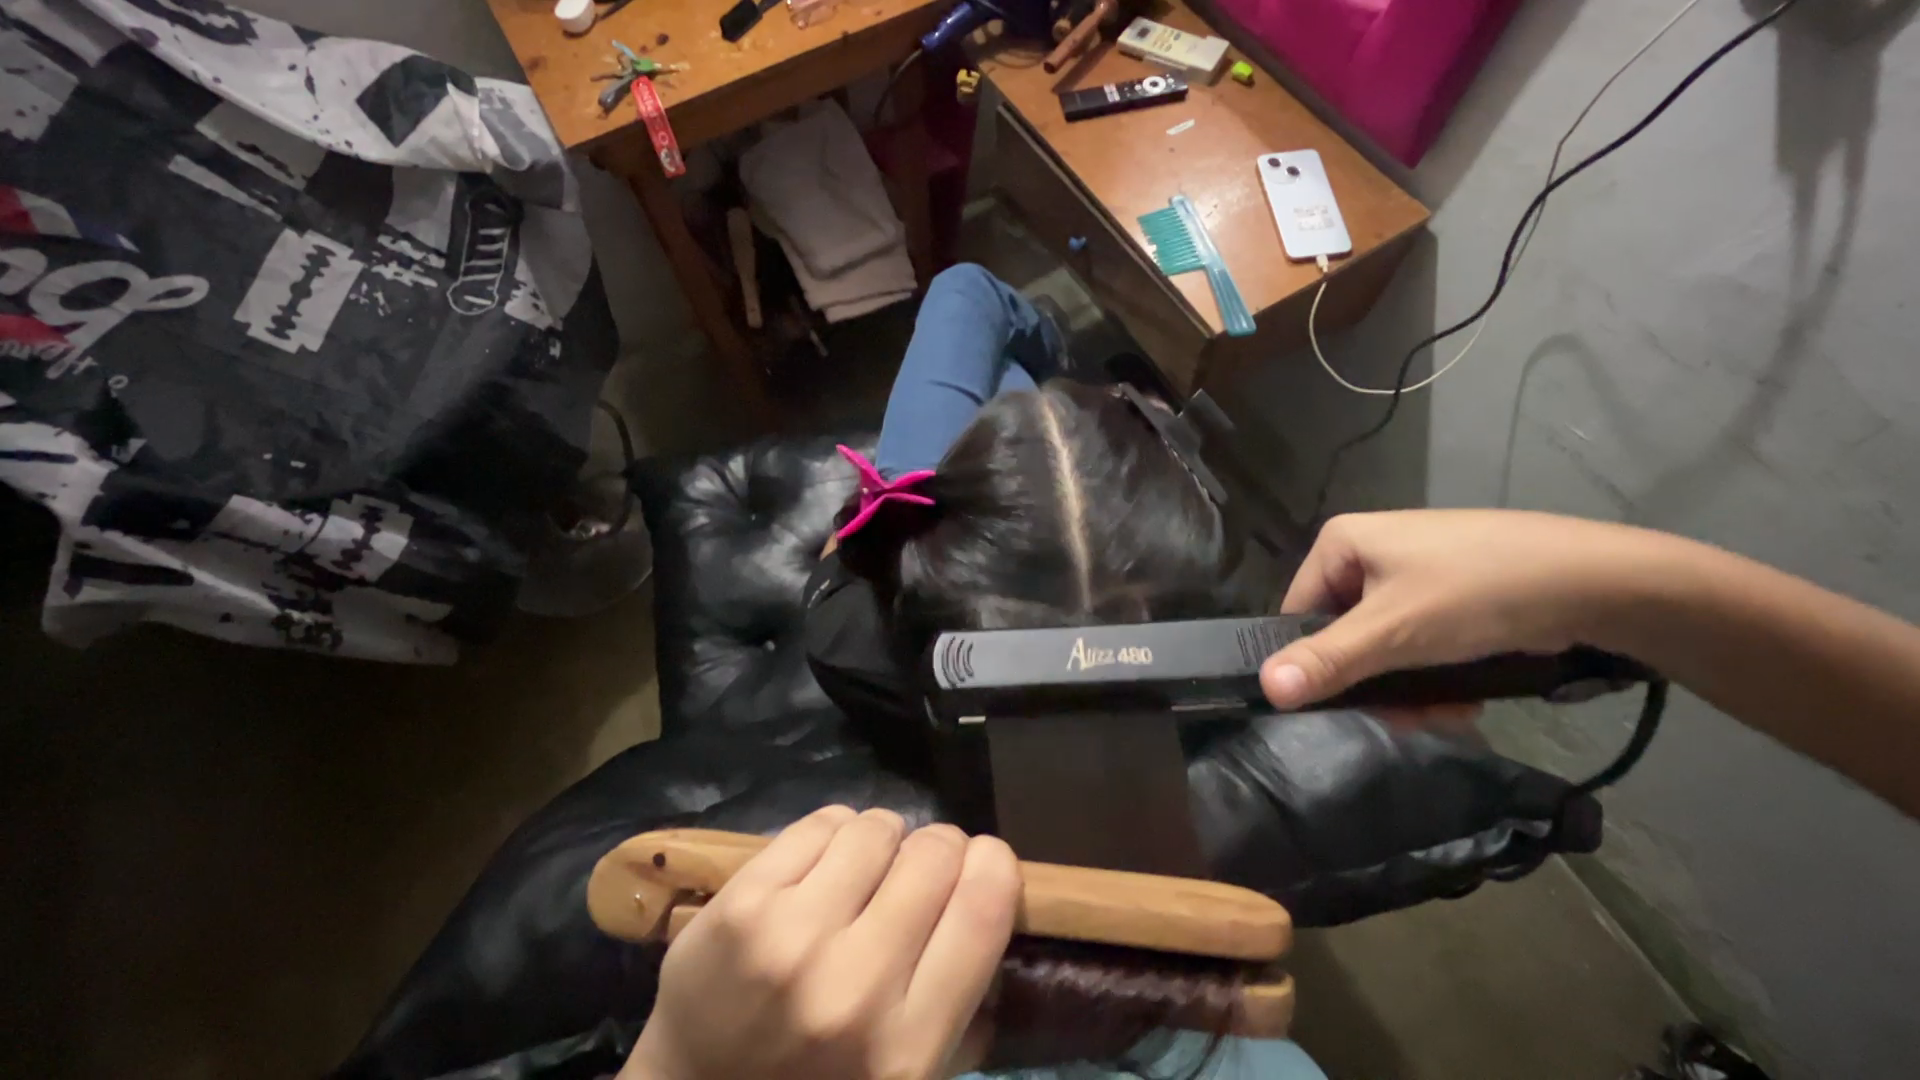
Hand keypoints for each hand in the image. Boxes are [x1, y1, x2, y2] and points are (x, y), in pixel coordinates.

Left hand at [622, 806, 1020, 1079]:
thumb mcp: (910, 1077)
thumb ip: (963, 1004)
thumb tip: (993, 896)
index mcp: (906, 1045)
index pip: (983, 908)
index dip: (994, 866)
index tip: (983, 866)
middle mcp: (853, 986)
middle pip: (934, 854)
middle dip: (939, 851)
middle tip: (918, 872)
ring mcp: (789, 937)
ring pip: (877, 827)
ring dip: (883, 842)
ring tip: (864, 872)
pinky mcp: (740, 902)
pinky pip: (821, 823)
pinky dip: (834, 835)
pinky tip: (822, 869)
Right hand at [1261, 510, 1662, 719]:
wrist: (1598, 581)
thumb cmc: (1477, 593)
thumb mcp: (1394, 632)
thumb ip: (1328, 661)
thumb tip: (1266, 688)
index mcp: (1343, 541)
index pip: (1298, 611)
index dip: (1315, 661)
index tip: (1347, 703)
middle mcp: (1372, 547)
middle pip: (1344, 632)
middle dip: (1377, 681)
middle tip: (1411, 717)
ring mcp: (1415, 566)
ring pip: (1386, 641)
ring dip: (1410, 684)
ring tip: (1449, 710)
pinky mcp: (1452, 586)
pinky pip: (1420, 635)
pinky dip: (1435, 668)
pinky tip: (1465, 692)